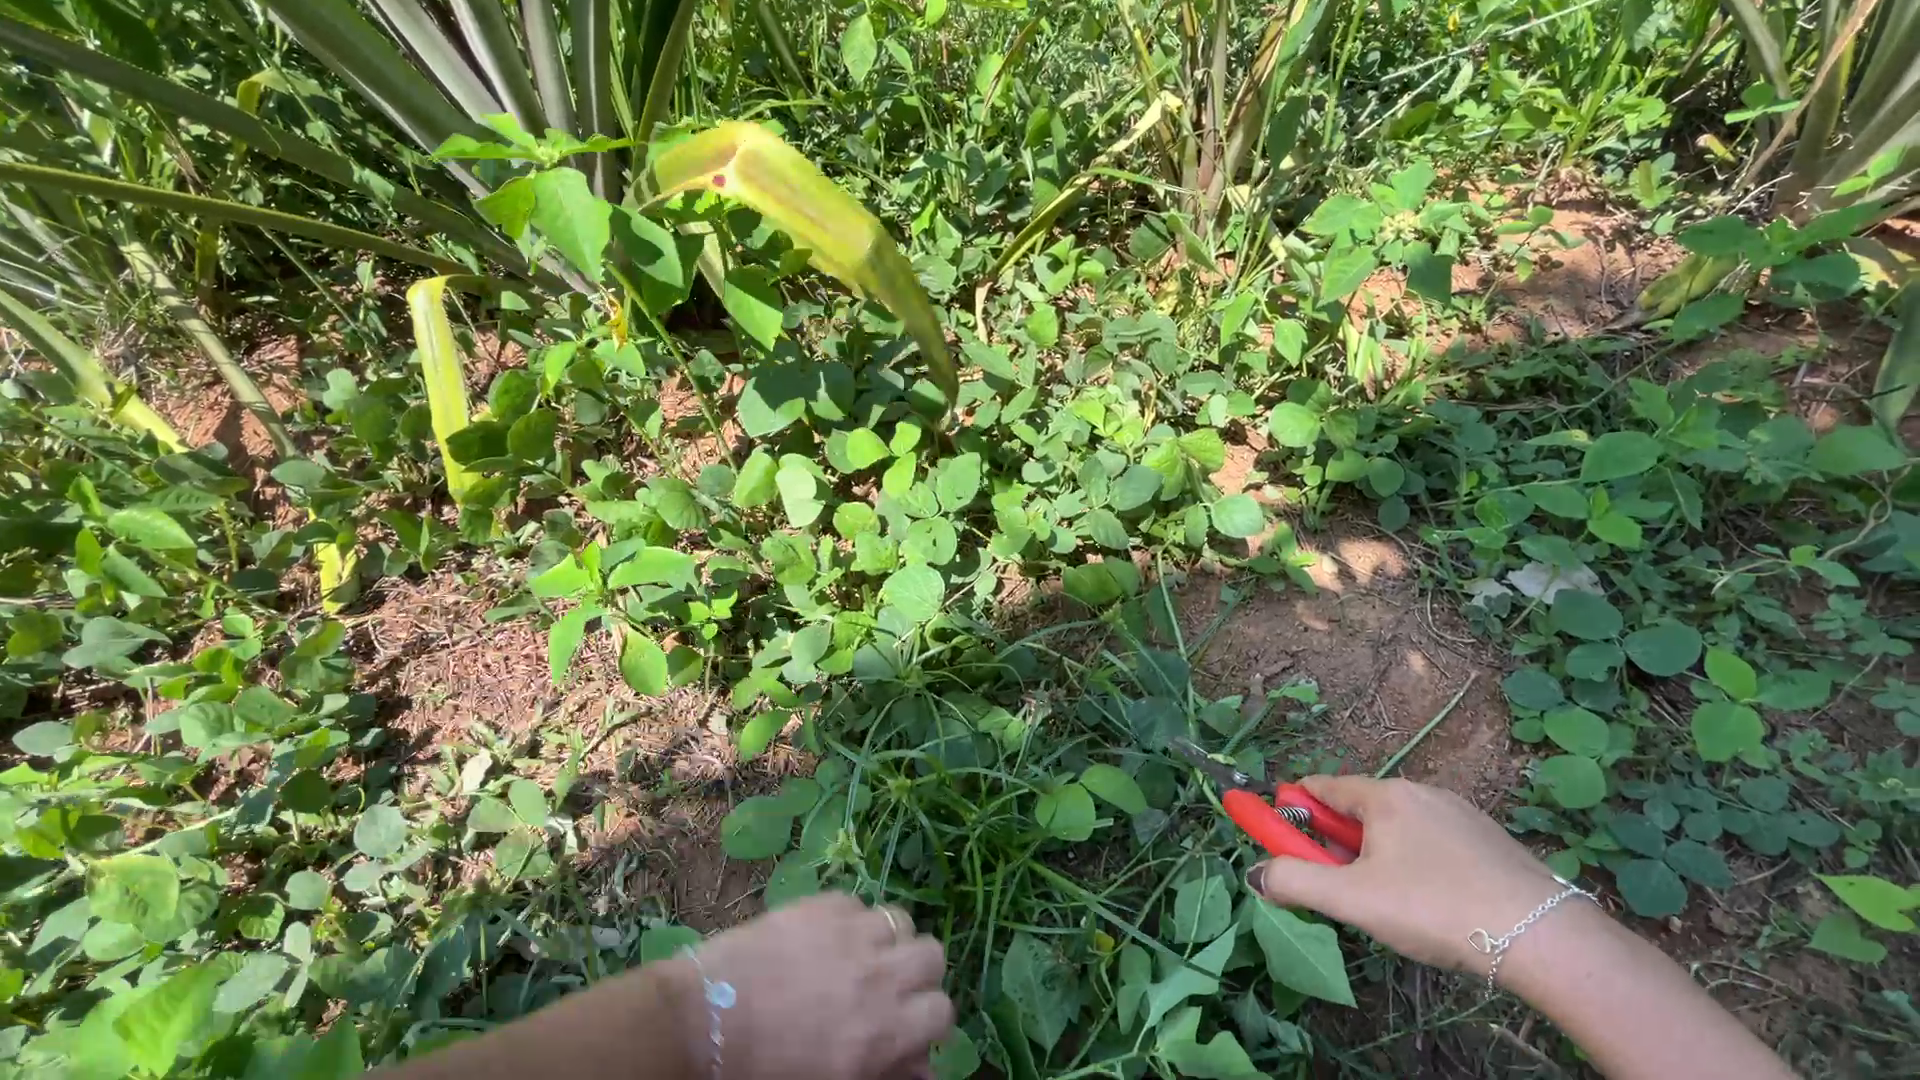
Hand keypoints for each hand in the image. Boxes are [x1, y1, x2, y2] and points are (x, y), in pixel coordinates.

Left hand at [668, 893, 953, 1079]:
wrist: (705, 1021)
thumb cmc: (766, 1067)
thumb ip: (887, 1069)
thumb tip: (925, 1064)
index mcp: (883, 1029)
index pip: (943, 1010)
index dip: (928, 1017)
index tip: (908, 1020)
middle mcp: (879, 976)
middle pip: (932, 954)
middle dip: (917, 970)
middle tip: (888, 982)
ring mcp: (853, 932)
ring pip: (900, 920)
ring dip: (887, 938)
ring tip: (859, 952)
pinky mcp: (824, 903)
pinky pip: (858, 902)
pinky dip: (850, 919)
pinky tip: (824, 936)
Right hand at [1247, 775, 1568, 973]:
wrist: (1545, 939)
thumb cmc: (1434, 908)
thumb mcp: (1352, 899)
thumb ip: (1294, 881)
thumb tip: (1256, 874)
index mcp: (1384, 796)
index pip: (1321, 787)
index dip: (1294, 809)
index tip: (1282, 837)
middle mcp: (1421, 792)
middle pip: (1359, 808)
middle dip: (1336, 841)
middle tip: (1335, 882)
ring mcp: (1461, 814)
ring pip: (1398, 827)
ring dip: (1375, 853)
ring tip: (1384, 900)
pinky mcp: (1490, 841)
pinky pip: (1432, 842)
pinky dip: (1415, 862)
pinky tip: (1429, 902)